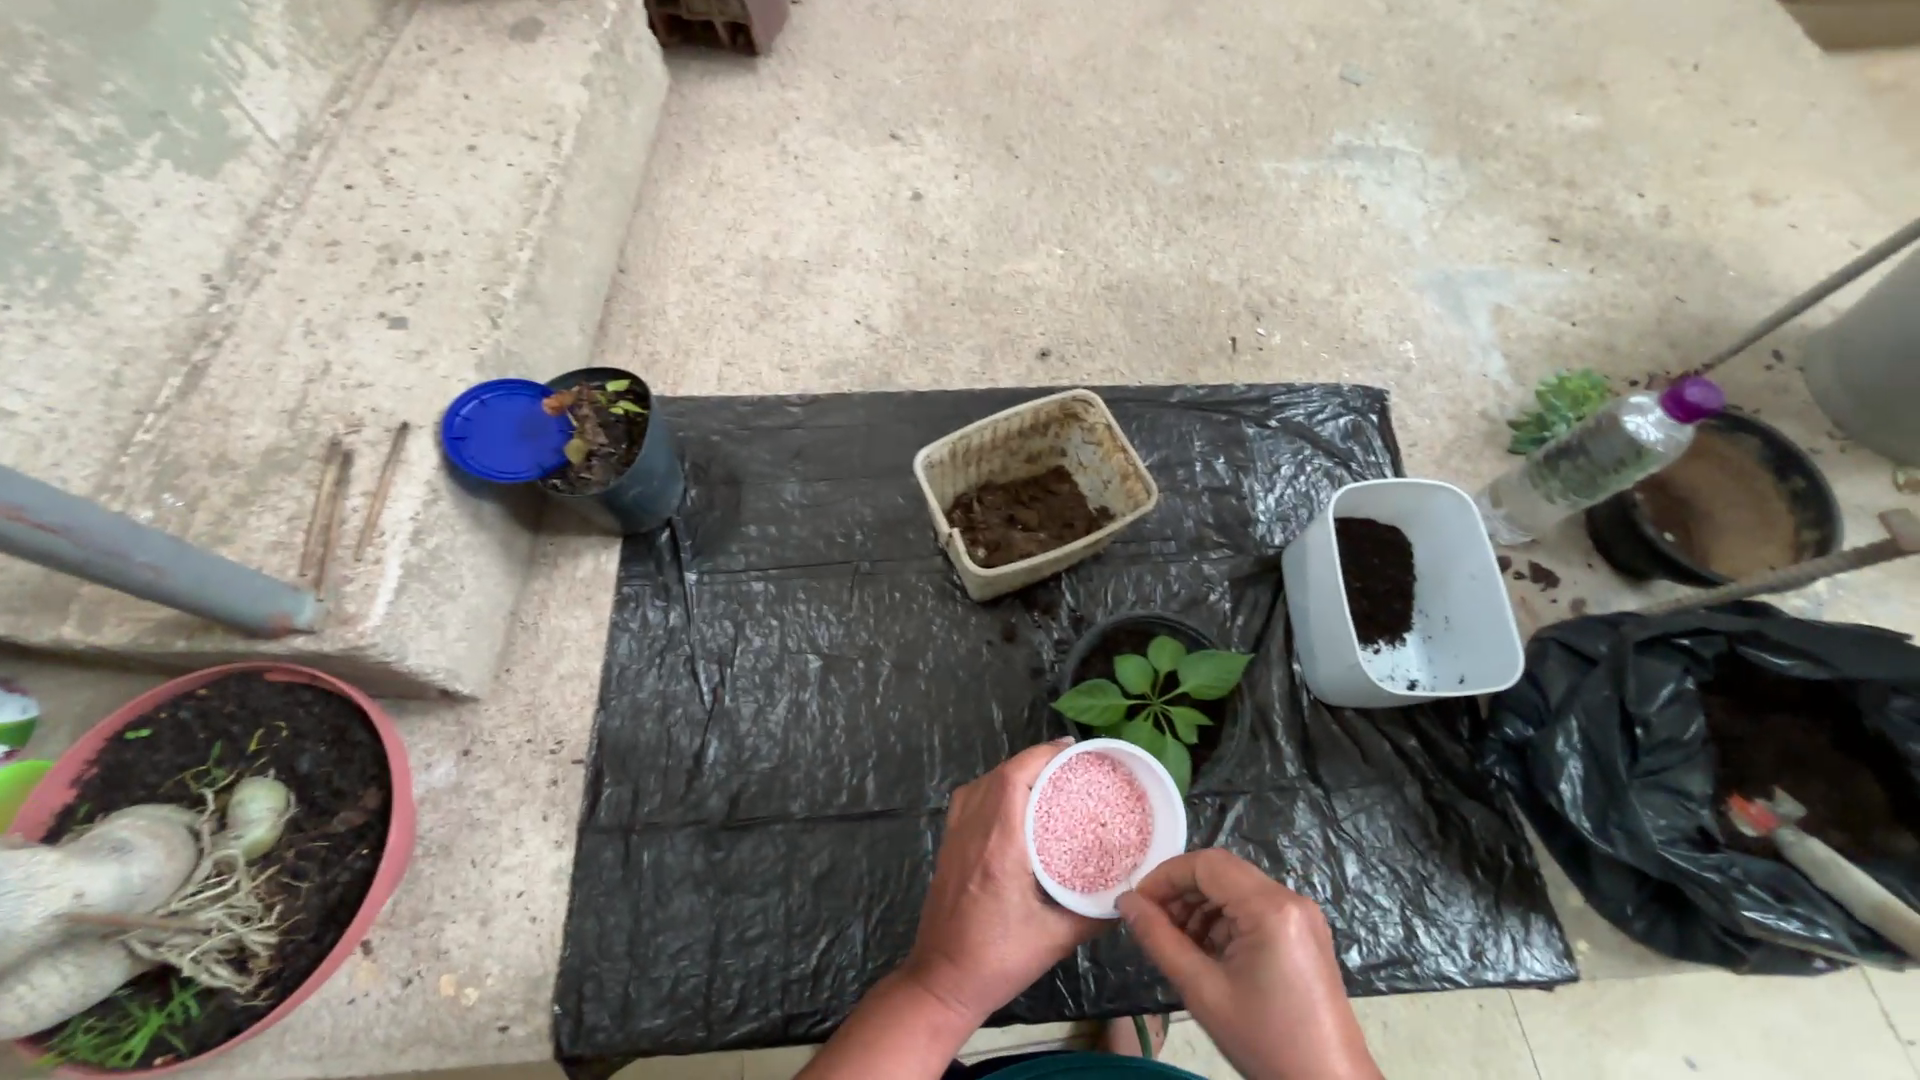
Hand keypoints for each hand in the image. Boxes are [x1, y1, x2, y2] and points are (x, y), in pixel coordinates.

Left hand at [902, 739, 1104, 1026]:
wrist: (941, 981)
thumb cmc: (997, 961)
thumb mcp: (1055, 940)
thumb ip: (1094, 915)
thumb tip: (1126, 895)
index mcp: (999, 846)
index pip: (1014, 779)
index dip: (1040, 755)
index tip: (1069, 750)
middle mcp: (973, 832)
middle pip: (998, 775)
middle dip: (1031, 760)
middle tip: (1066, 763)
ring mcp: (955, 838)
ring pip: (979, 784)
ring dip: (1009, 772)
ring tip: (1042, 777)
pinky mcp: (947, 847)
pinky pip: (968, 801)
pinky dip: (990, 788)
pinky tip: (1011, 803)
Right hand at [1117, 849, 1380, 1079]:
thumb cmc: (1264, 1040)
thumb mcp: (1202, 990)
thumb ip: (1158, 938)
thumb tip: (1126, 902)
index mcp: (1270, 907)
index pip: (1205, 864)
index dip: (1165, 877)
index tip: (1137, 904)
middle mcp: (1290, 898)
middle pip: (1221, 872)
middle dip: (1181, 893)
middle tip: (1151, 924)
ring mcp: (1301, 915)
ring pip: (1235, 889)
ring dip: (1200, 908)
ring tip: (1176, 944)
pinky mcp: (1304, 933)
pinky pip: (1253, 908)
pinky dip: (1223, 922)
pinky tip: (1205, 952)